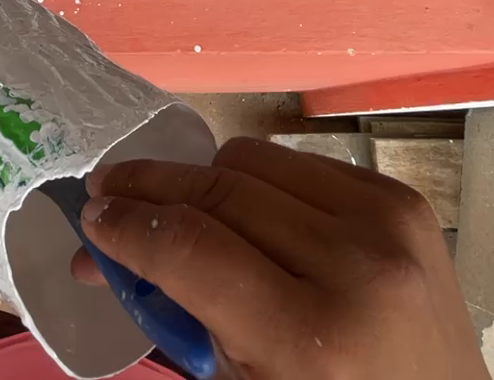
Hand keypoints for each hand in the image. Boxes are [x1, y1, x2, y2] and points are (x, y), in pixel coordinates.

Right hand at [74, 137, 489, 379]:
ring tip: (187, 210)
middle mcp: (356, 265)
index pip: (190, 246)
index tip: (92, 216)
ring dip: (204, 180)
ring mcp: (387, 222)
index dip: (127, 224)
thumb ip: (168, 312)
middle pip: (213, 189)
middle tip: (108, 191)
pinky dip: (259, 181)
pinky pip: (294, 161)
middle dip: (147, 187)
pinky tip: (254, 215)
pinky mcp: (401, 199)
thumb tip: (94, 248)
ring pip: (248, 157)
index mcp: (312, 336)